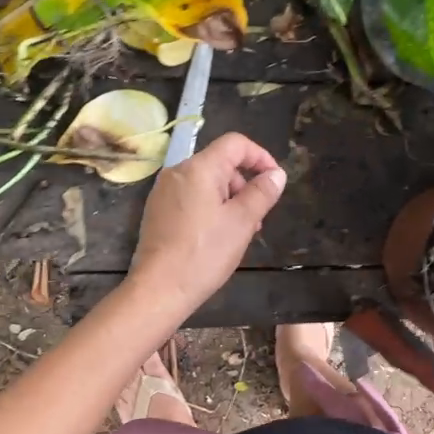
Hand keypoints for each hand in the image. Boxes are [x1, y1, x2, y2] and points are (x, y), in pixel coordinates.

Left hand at [130, 133, 286, 302]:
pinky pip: (191, 197)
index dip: (260, 156)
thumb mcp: (242, 222)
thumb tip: (276, 174)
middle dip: (244, 183)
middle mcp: (177, 172)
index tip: (274, 181)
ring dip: (229, 198)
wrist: (159, 289)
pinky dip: (210, 207)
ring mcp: (163, 191)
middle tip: (258, 216)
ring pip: (206, 182)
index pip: (235, 143)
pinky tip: (216, 236)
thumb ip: (262, 193)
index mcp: (198, 168)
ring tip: (240, 231)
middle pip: (220, 162)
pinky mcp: (157, 210)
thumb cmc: (204, 253)